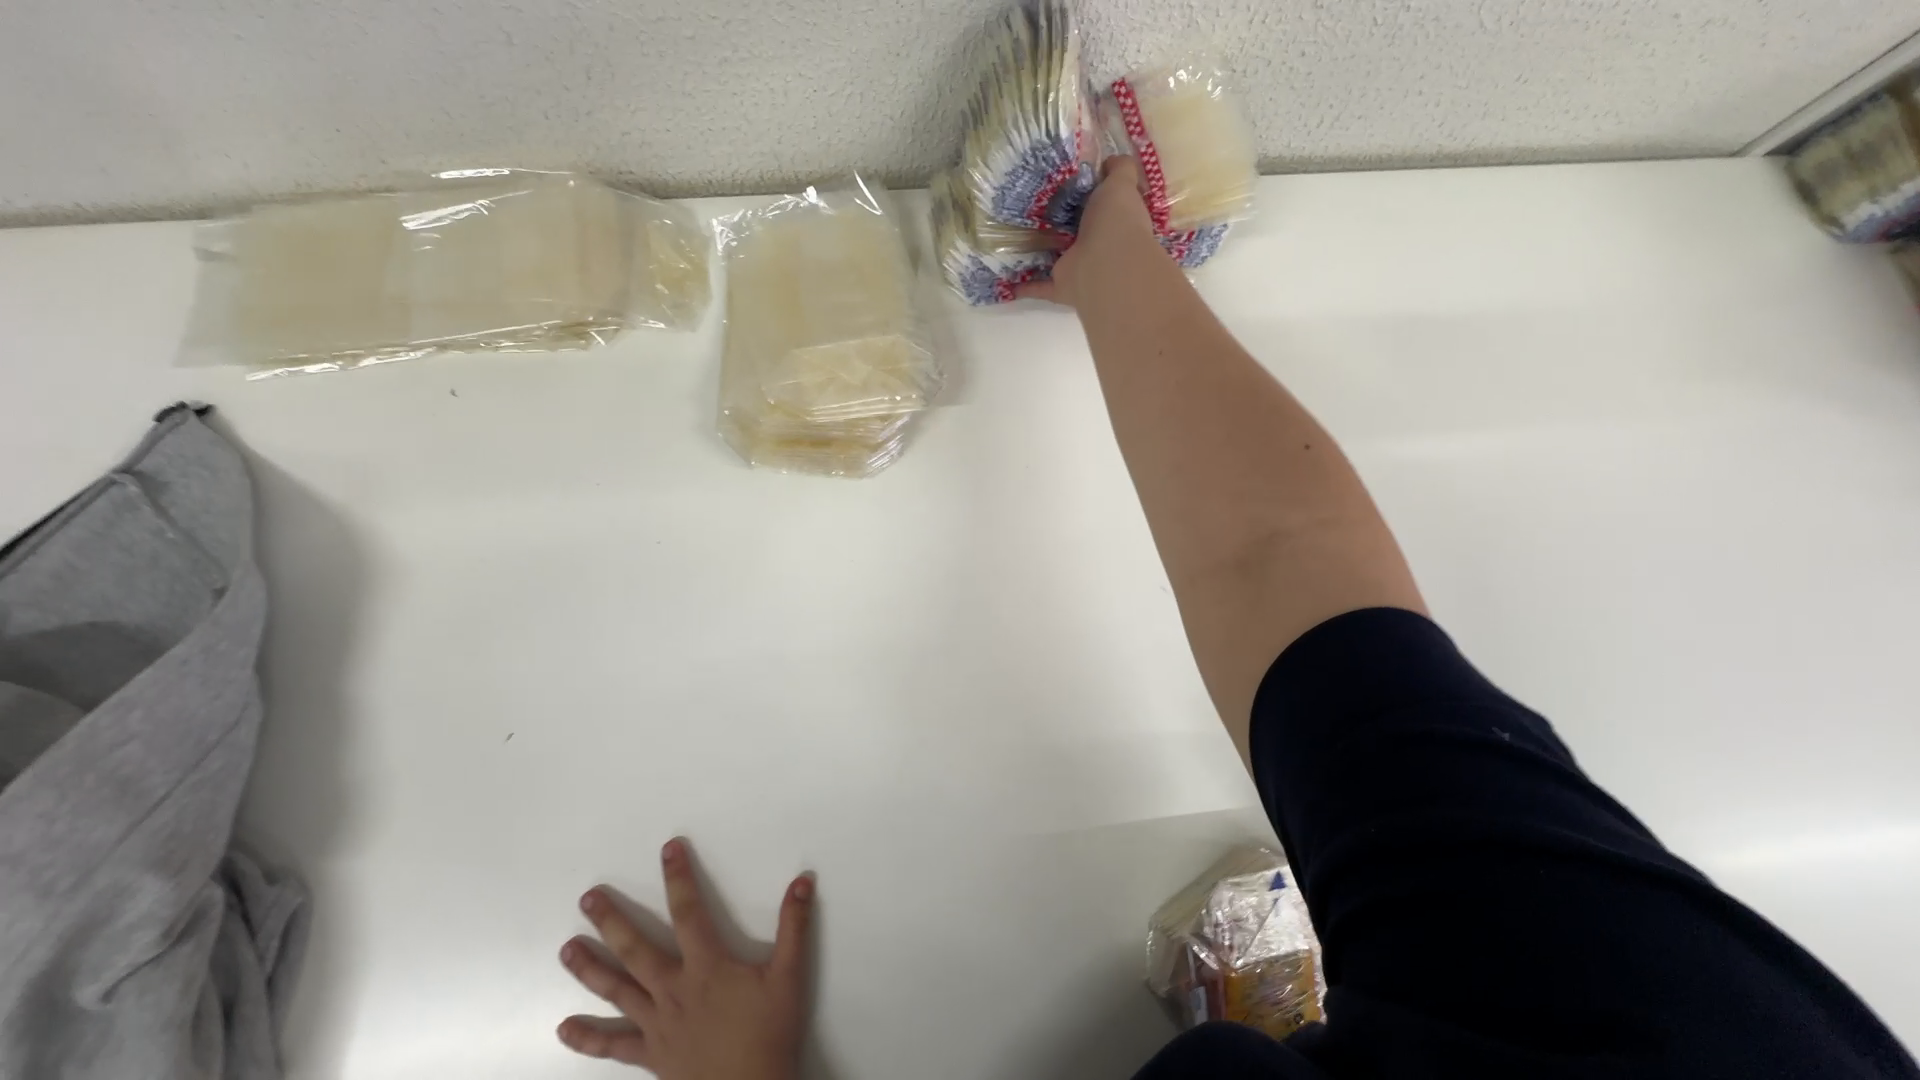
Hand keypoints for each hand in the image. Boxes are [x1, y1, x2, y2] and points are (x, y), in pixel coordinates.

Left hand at [558, 838, 813, 1079]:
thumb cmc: (771, 1033)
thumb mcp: (790, 975)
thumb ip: (795, 926)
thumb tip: (803, 881)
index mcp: (706, 966)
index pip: (689, 910)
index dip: (679, 877)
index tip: (669, 849)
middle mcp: (674, 989)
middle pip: (635, 948)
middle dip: (611, 920)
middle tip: (588, 898)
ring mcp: (658, 1024)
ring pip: (617, 990)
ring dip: (589, 968)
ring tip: (566, 949)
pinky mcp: (651, 1055)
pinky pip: (614, 1046)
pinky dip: (587, 1038)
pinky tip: (564, 1029)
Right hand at [1017, 156, 1159, 308]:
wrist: (1106, 265)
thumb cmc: (1115, 220)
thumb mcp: (1120, 183)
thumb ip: (1120, 169)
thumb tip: (1109, 162)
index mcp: (1115, 222)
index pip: (1104, 206)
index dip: (1091, 194)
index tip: (1067, 182)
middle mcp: (1100, 247)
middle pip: (1079, 232)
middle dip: (1063, 223)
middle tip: (1035, 205)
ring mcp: (1080, 269)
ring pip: (1060, 259)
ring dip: (1044, 253)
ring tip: (1017, 237)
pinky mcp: (1062, 287)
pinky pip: (1040, 286)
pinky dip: (1025, 286)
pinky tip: (1007, 278)